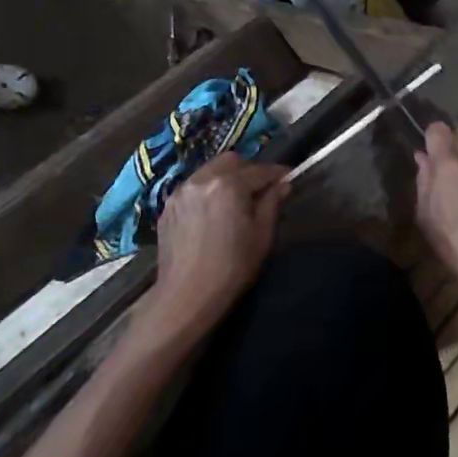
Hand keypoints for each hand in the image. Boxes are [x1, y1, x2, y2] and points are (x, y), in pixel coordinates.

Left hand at [140, 153, 289, 343]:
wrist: (187, 294)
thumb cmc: (233, 265)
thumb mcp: (262, 234)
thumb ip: (272, 203)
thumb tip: (283, 185)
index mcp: (228, 185)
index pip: (260, 170)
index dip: (278, 173)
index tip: (289, 178)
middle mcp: (202, 180)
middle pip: (231, 161)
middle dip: (249, 170)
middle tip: (262, 189)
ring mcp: (180, 192)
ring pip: (209, 170)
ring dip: (227, 177)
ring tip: (237, 198)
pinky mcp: (168, 206)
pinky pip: (193, 186)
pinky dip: (208, 190)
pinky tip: (215, 210)